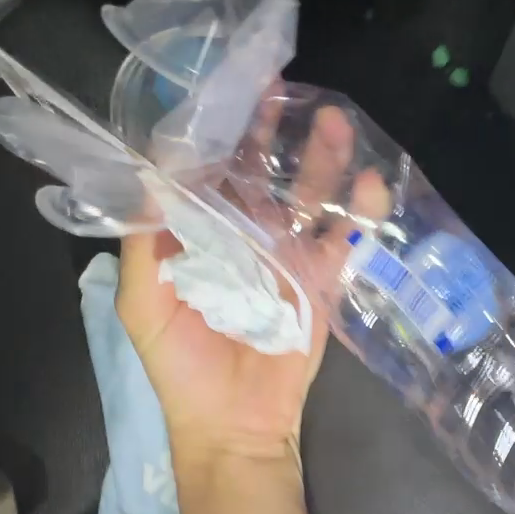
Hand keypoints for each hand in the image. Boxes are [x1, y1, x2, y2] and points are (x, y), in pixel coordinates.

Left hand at [116, 104, 390, 464]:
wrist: (233, 424)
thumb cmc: (181, 366)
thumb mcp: (144, 302)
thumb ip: (148, 241)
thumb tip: (154, 174)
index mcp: (200, 238)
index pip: (208, 173)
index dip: (216, 133)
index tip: (224, 94)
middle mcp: (246, 240)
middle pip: (262, 175)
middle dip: (273, 132)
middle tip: (283, 89)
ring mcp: (288, 262)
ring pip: (307, 200)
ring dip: (322, 162)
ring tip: (335, 123)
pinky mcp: (322, 287)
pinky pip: (343, 245)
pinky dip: (358, 216)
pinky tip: (370, 185)